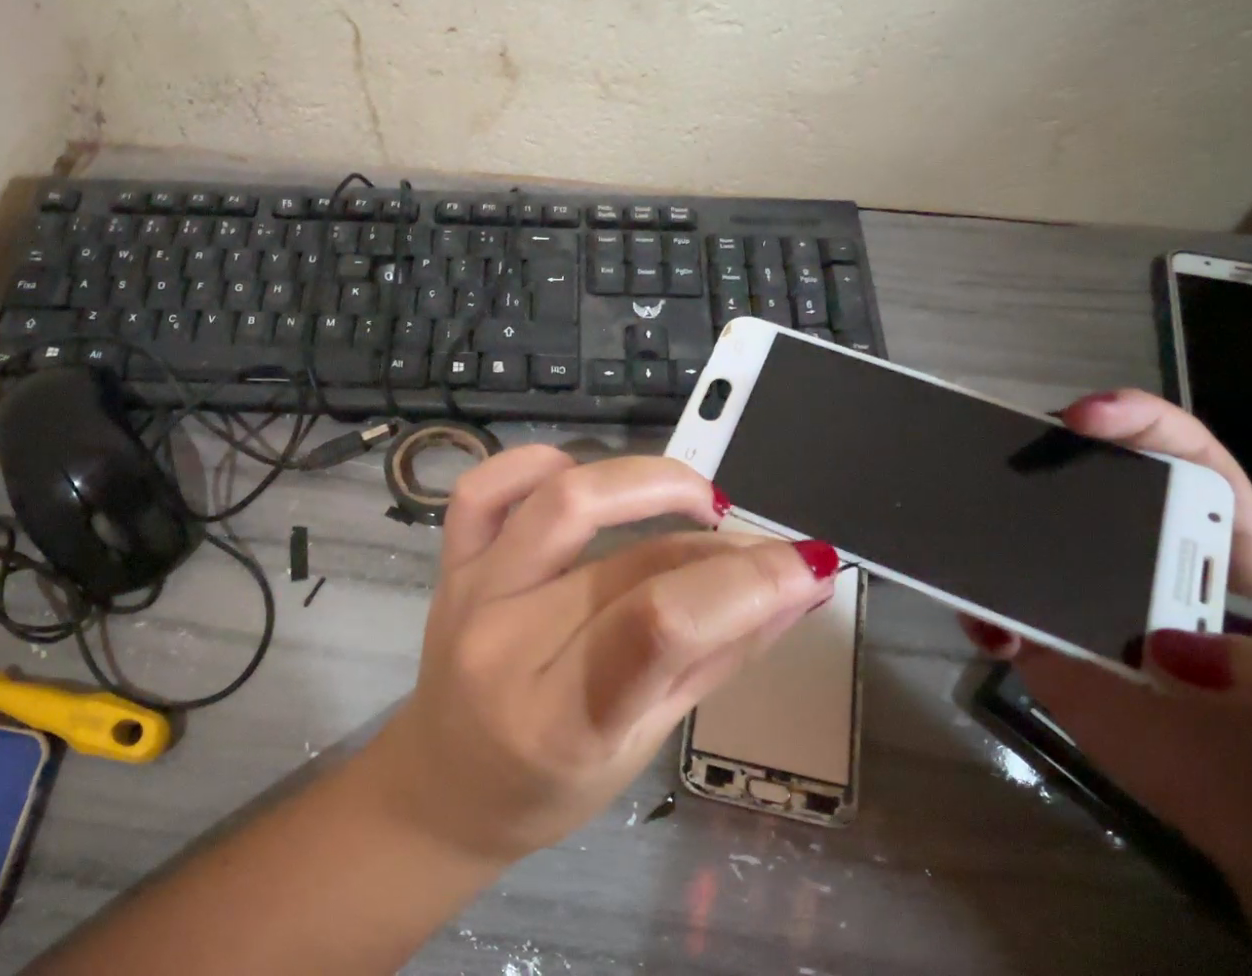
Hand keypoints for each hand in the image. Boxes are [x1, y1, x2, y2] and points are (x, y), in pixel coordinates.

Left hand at [359, 448, 840, 862]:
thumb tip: (796, 585)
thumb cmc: (549, 789)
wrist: (446, 786)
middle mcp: (505, 644)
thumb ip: (718, 658)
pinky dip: (542, 462)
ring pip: (564, 500)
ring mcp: (469, 594)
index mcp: (560, 720)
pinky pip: (486, 486)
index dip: (745, 582)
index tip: (805, 566)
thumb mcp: (644, 745)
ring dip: (647, 481)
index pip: (659, 624)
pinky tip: (589, 477)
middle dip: (720, 545)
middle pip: (628, 561)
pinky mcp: (449, 564)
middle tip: (763, 552)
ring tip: (697, 501)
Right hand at [961, 389, 1251, 973]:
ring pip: (1031, 554)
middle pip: (1089, 496)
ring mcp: (1101, 615)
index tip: (1083, 418)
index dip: (1139, 427)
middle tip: (980, 461)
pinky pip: (1007, 619)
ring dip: (988, 541)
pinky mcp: (1061, 661)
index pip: (1191, 466)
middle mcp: (1157, 570)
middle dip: (1034, 467)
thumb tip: (1165, 647)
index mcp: (1236, 557)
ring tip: (956, 546)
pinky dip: (981, 611)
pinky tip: (981, 626)